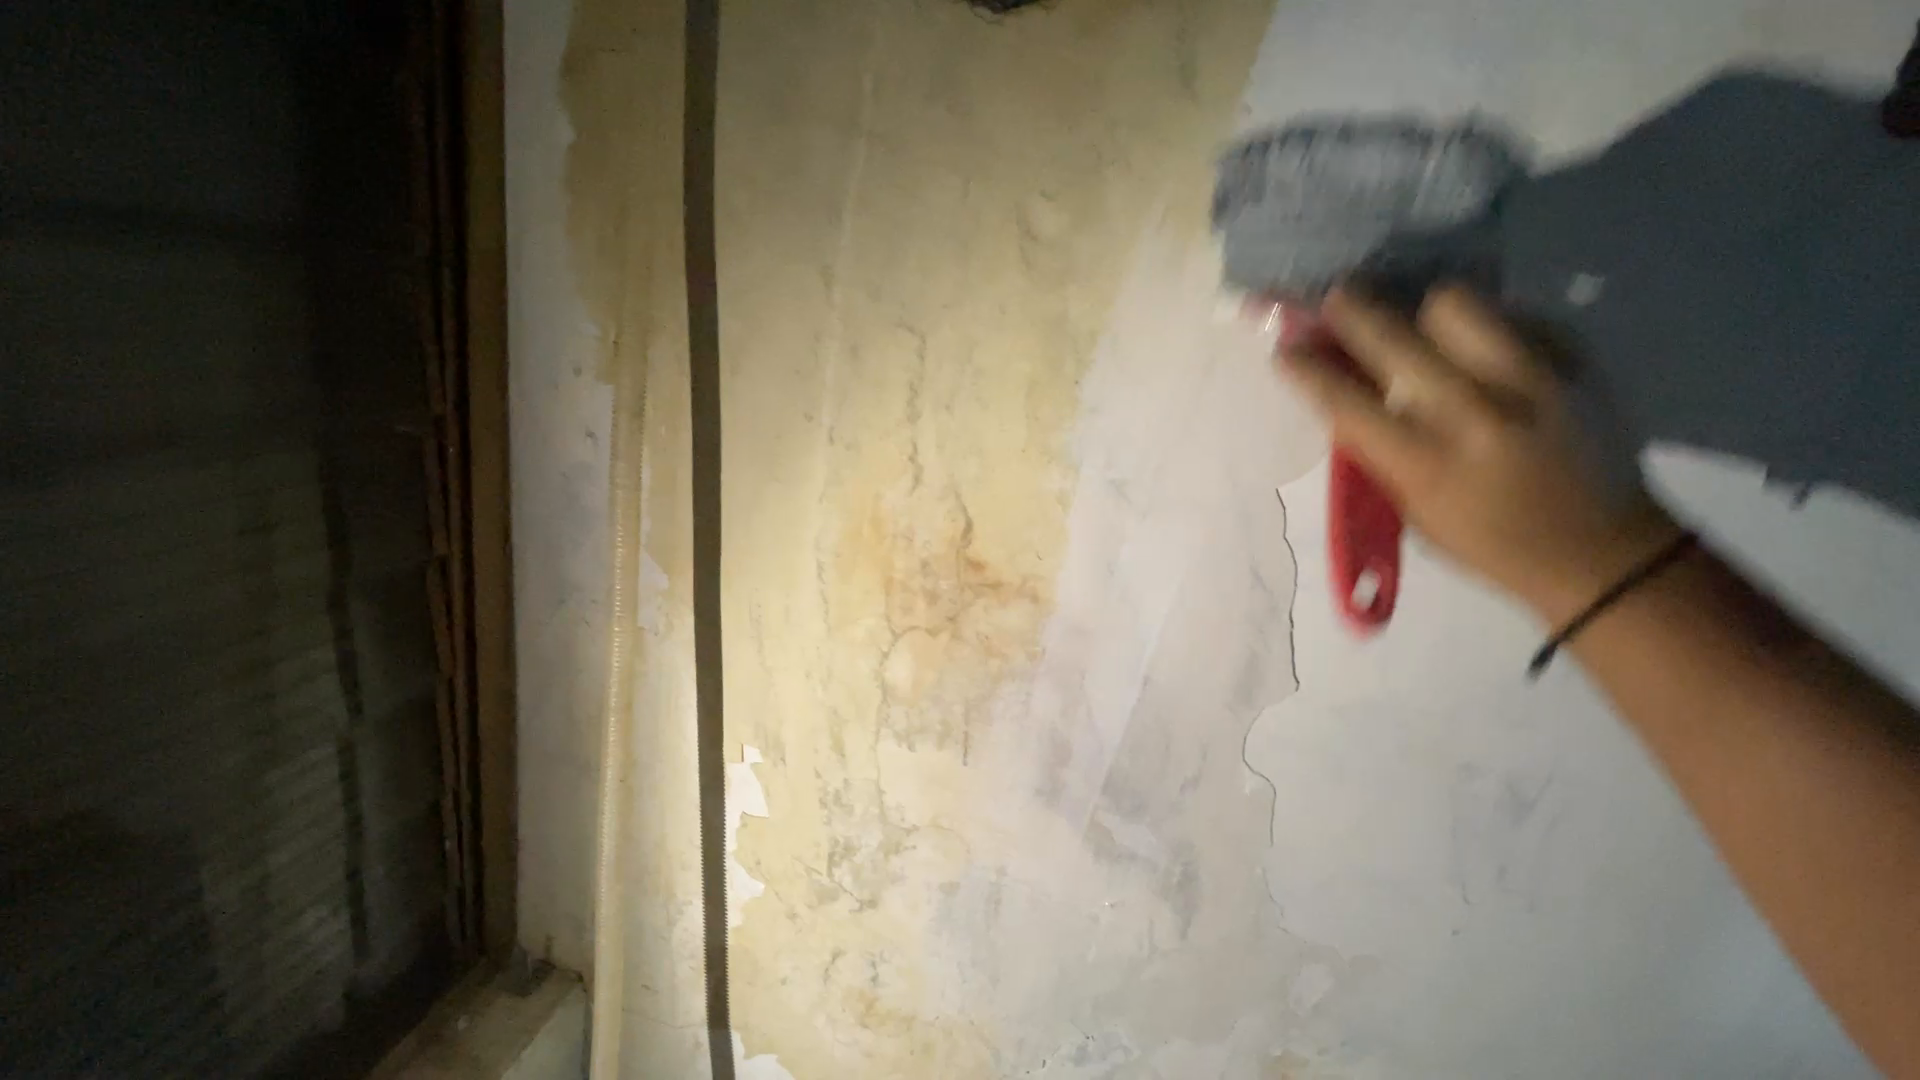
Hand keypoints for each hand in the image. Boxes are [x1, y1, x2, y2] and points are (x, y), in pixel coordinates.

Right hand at [1278, 285, 1683, 622]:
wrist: (1602, 550)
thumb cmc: (1487, 543)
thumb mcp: (1414, 511)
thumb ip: (1378, 449)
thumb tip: (1343, 389)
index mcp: (1426, 464)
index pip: (1345, 401)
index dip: (1306, 369)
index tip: (1284, 348)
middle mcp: (1474, 412)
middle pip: (1394, 335)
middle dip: (1351, 311)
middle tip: (1337, 300)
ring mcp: (1531, 379)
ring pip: (1456, 304)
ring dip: (1425, 311)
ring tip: (1421, 326)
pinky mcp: (1574, 360)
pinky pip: (1511, 316)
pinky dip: (1485, 327)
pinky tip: (1481, 350)